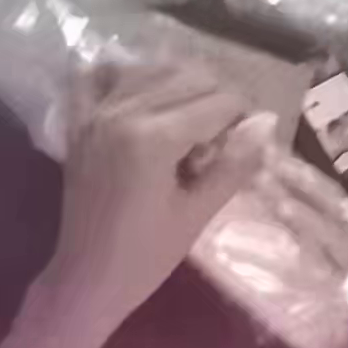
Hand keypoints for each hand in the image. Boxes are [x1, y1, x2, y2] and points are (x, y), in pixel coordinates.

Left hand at [51, 62, 277, 320]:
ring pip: (154, 68)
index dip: (244, 116)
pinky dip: (126, 75)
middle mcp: (123, 112)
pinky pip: (101, 75)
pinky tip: (146, 94)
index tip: (249, 139)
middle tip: (224, 137)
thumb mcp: (199, 213)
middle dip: (219, 99)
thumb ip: (235, 163)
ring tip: (194, 119)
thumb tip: (267, 122)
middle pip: (190, 77)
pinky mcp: (80, 120)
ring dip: (183, 84)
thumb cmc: (147, 256)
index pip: (218, 101)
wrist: (86, 280)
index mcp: (153, 138)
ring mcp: (96, 112)